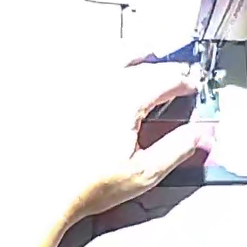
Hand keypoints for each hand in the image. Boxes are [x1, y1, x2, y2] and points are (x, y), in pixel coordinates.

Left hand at [49, 60, 208, 224]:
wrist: (48, 192)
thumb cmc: (89, 185)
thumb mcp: (145, 172)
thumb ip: (177, 148)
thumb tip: (198, 134)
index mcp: (126, 100)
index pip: (166, 78)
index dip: (186, 82)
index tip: (194, 89)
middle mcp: (102, 85)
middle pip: (143, 63)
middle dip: (165, 69)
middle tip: (177, 78)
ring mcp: (79, 86)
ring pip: (113, 54)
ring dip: (135, 54)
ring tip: (147, 58)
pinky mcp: (62, 94)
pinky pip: (87, 64)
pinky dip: (105, 61)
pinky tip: (108, 70)